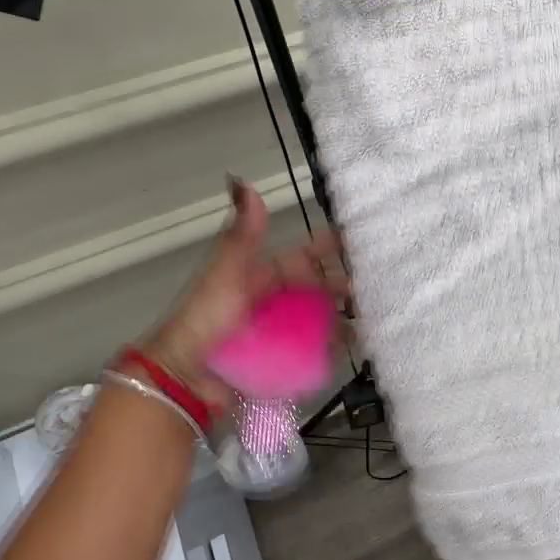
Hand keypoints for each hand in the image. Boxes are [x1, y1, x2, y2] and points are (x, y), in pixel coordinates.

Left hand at [140, 178, 348, 405]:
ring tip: (370, 317)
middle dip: (346, 285)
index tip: (362, 240)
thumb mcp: (225, 272)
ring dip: (347, 316)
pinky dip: (338, 346)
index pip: (306, 255)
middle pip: (321, 288)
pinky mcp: (288, 361)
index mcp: (264, 275)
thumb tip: (242, 181)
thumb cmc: (206, 320)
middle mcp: (278, 300)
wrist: (186, 378)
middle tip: (373, 286)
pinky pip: (320, 349)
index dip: (331, 247)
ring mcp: (285, 332)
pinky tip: (357, 342)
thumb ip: (243, 234)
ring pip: (325, 318)